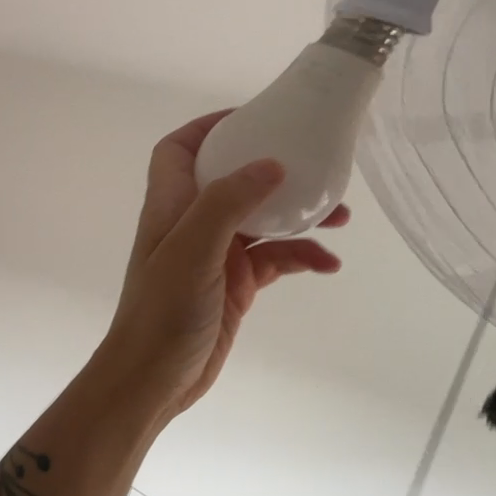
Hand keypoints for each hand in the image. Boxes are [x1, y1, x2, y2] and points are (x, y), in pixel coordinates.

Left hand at [98, 110, 345, 420]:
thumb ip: (226, 204)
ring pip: (260, 220)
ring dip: (298, 214)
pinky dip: (301, 257)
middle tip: (317, 161)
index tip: (254, 117)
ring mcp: (213, 257)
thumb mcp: (192, 250)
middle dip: (271, 168)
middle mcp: (190, 225)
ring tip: (342, 216)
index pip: (177, 151)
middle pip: (229, 179)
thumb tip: (270, 163)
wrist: (153, 378)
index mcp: (170, 208)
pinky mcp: (233, 287)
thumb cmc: (162, 312)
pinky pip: (274, 260)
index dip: (207, 128)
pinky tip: (329, 264)